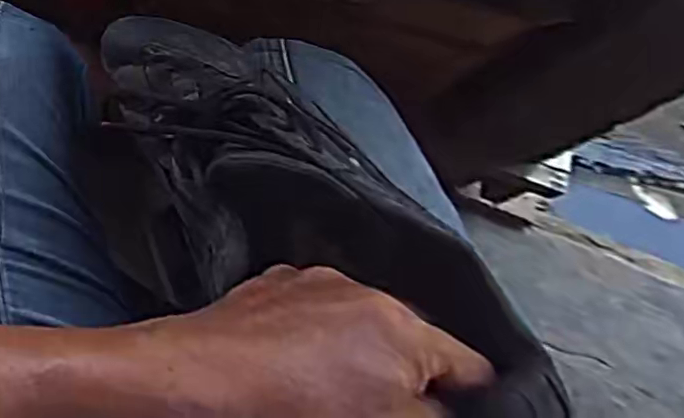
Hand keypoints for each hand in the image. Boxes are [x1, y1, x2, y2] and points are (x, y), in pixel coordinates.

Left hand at [123, 266, 494, 417]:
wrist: (209, 373)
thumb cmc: (294, 403)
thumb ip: (433, 415)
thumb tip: (444, 408)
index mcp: (396, 321)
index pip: (472, 367)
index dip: (473, 401)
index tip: (453, 415)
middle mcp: (350, 286)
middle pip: (411, 340)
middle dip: (413, 376)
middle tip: (389, 408)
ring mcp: (304, 280)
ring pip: (359, 324)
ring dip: (364, 355)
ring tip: (341, 393)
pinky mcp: (268, 284)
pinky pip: (314, 312)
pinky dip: (320, 337)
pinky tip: (304, 369)